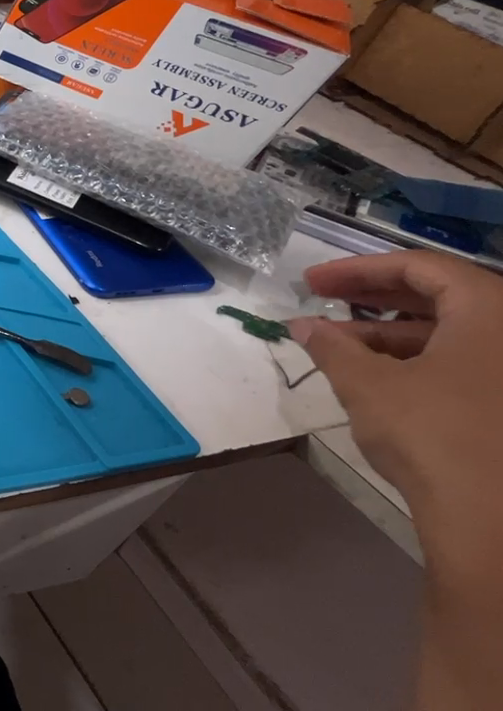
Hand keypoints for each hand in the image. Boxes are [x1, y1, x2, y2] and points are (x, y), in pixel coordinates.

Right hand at [291, 251, 502, 567]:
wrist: (498, 521)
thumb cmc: (433, 435)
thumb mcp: (366, 384)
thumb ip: (332, 346)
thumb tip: (305, 325)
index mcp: (495, 315)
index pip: (424, 267)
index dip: (360, 268)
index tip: (312, 282)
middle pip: (447, 296)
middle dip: (377, 296)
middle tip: (324, 302)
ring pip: (461, 333)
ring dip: (396, 332)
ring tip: (340, 347)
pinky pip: (476, 363)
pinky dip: (425, 359)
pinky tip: (381, 376)